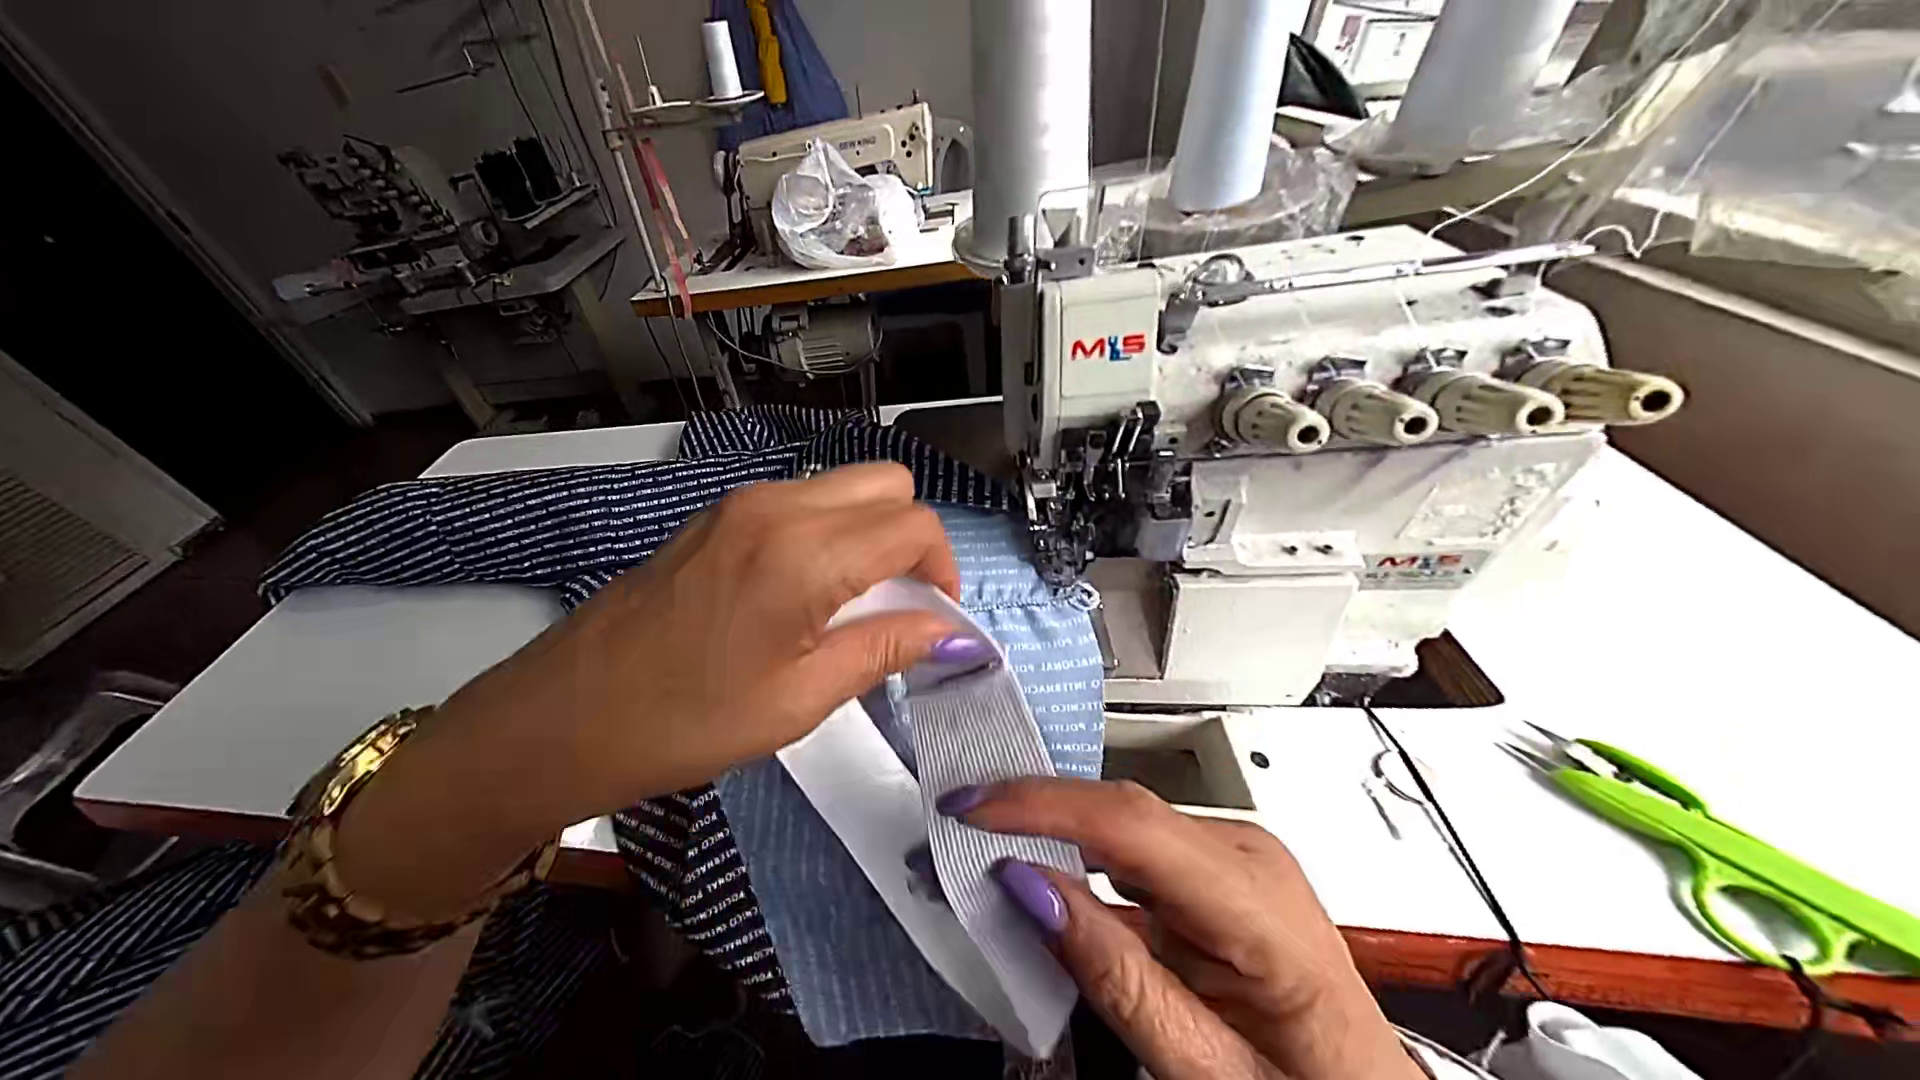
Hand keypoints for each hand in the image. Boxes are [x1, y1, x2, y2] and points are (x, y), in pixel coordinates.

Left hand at [334, 464, 984, 916]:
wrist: (562, 717)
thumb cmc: (684, 722)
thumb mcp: (799, 700)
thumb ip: (883, 649)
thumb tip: (948, 630)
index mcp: (802, 554)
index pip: (913, 524)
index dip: (942, 568)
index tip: (935, 617)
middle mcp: (777, 507)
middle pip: (888, 483)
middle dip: (912, 537)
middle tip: (899, 603)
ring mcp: (742, 503)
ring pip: (847, 485)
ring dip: (871, 532)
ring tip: (853, 602)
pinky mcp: (720, 514)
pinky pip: (805, 500)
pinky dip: (832, 531)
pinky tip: (808, 591)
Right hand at [937, 778, 1421, 1079]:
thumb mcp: (1209, 1070)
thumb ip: (1116, 975)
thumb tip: (1033, 888)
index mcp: (1257, 898)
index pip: (1130, 823)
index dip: (1041, 806)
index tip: (973, 806)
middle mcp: (1244, 853)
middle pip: (1119, 809)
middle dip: (1034, 811)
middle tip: (962, 822)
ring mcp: (1231, 851)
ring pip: (1120, 819)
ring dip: (1052, 827)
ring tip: (989, 840)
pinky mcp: (1212, 861)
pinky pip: (1131, 841)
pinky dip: (1079, 849)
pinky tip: (1045, 863)